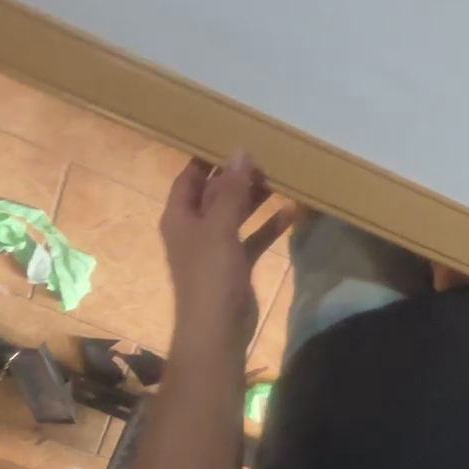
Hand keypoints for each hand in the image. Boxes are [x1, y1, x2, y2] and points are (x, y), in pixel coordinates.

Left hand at [161, 152, 267, 359]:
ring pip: (235, 215)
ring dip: (254, 199)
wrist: (217, 328)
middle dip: (236, 177)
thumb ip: (230, 190)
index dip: (205, 159)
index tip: (229, 139)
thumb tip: (240, 151)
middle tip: (264, 158)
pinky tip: (290, 213)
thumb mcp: (219, 228)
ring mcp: (215, 249)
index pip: (187, 178)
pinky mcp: (236, 266)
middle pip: (214, 195)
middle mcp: (194, 229)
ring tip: (278, 179)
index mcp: (179, 217)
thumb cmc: (210, 275)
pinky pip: (252, 239)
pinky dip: (268, 227)